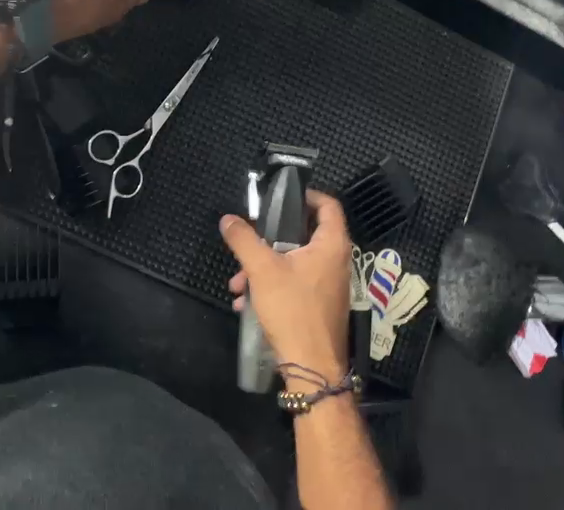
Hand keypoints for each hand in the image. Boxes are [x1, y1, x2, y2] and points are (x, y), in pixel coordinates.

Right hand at [221, 190, 351, 377]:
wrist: (311, 367)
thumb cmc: (293, 309)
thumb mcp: (262, 270)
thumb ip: (244, 240)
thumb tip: (228, 219)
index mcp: (331, 245)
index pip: (328, 205)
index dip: (307, 195)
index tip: (282, 196)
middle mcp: (336, 261)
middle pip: (304, 234)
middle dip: (269, 240)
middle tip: (249, 244)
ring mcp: (329, 285)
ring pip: (294, 262)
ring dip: (264, 268)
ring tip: (239, 284)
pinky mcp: (320, 305)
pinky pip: (295, 284)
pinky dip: (272, 287)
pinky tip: (247, 304)